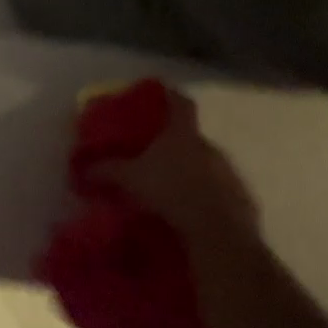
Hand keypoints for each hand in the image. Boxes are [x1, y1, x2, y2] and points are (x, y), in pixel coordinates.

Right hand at [88, 87, 259, 241]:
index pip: (180, 103)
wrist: (220, 237)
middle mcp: (211, 148)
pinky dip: (210, 194)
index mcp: (182, 135)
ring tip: (175, 184)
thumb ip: (105, 170)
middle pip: (192, 136)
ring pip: (209, 164)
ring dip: (194, 170)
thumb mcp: (128, 179)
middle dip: (176, 142)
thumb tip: (82, 168)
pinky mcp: (245, 201)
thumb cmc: (170, 193)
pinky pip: (223, 191)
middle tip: (156, 151)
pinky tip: (195, 209)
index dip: (170, 94)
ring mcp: (232, 174)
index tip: (161, 90)